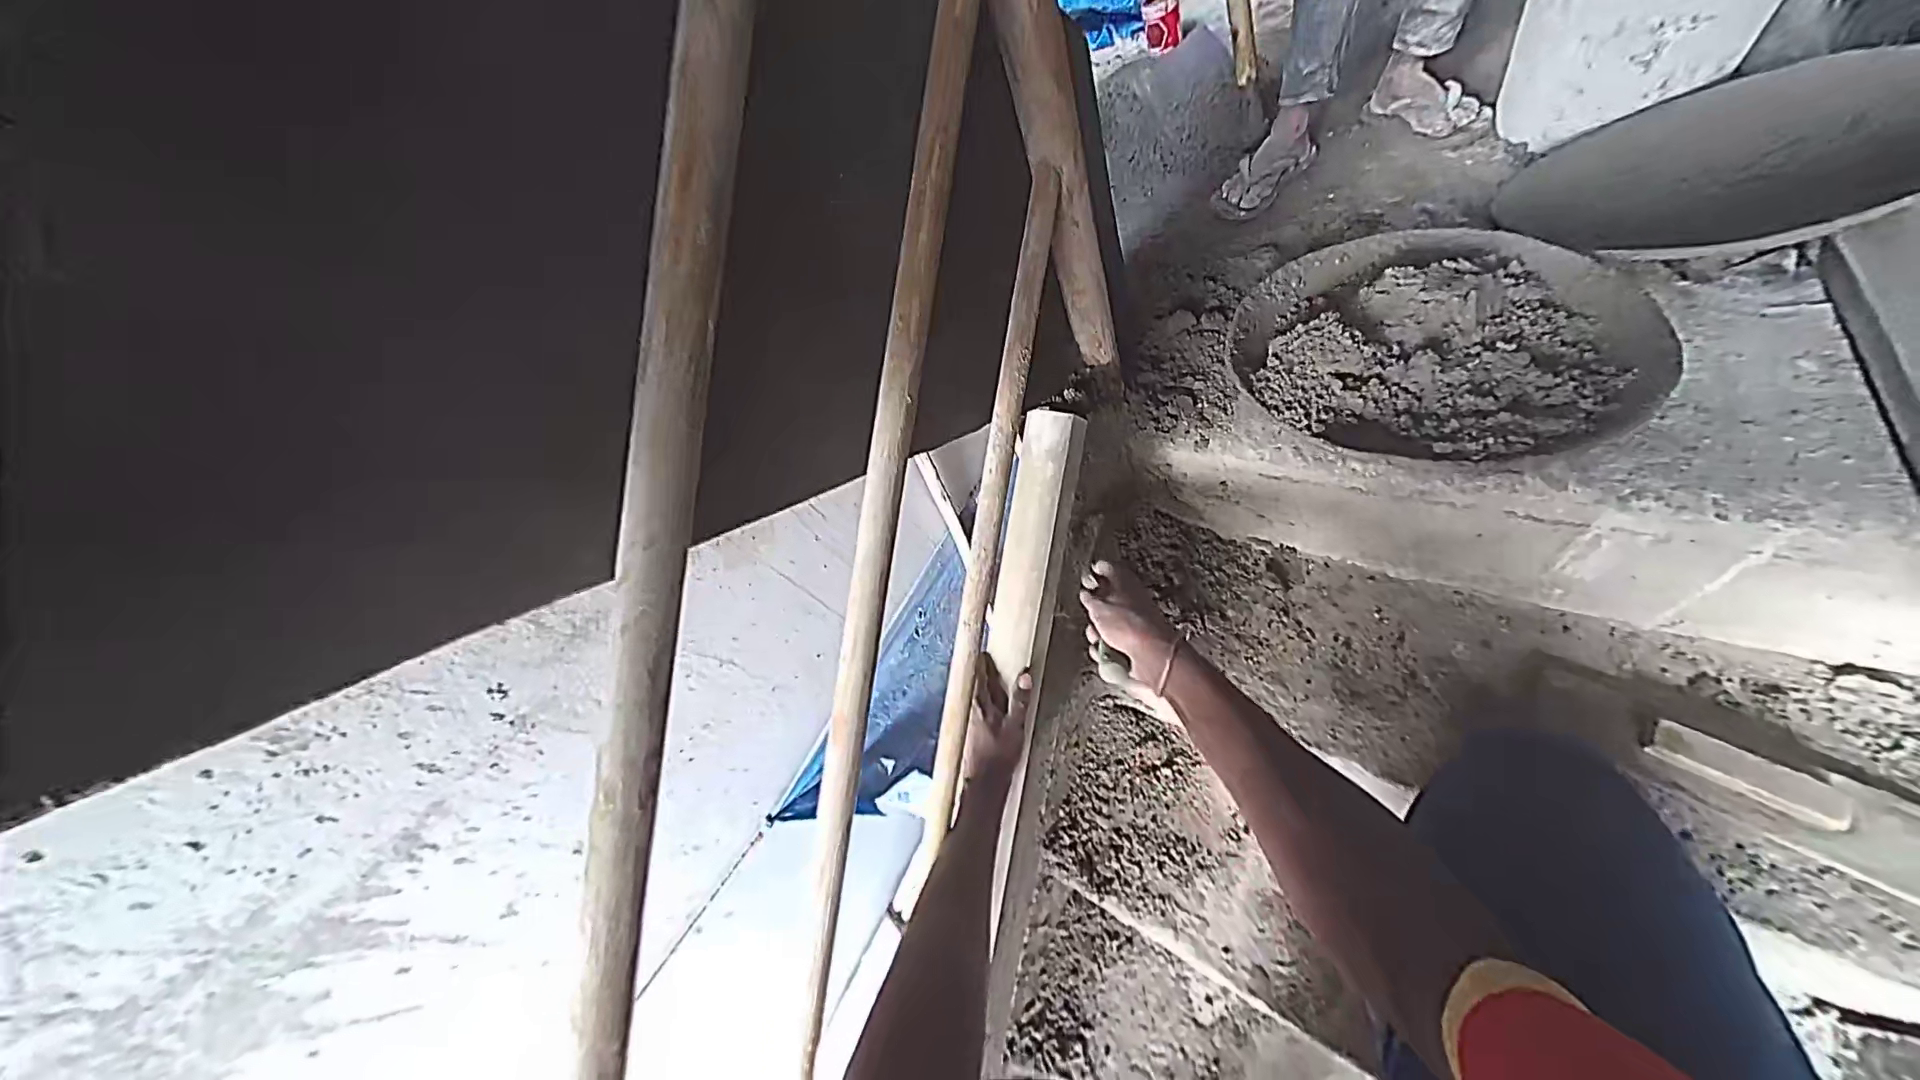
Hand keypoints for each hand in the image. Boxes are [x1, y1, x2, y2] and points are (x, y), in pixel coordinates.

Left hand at [965, 653, 1031, 785]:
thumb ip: (1020, 701)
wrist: (983, 783)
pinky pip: (975, 709)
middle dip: (981, 672)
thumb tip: (1025, 676)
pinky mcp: (969, 731)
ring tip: (988, 679)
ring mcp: (969, 720)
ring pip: (974, 696)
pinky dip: (981, 702)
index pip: (980, 675)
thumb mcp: (1016, 727)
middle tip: (987, 660)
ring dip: (980, 686)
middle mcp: (971, 709)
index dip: (982, 662)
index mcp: (981, 703)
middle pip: (975, 684)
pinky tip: (987, 707)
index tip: (986, 651)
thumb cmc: (999, 755)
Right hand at [1079, 559, 1179, 700]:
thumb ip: (1089, 599)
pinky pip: (1112, 644)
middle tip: (1090, 613)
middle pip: (1106, 599)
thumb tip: (1085, 595)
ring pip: (1106, 624)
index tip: (1090, 572)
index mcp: (1125, 583)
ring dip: (1097, 633)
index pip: (1109, 569)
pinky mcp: (1134, 644)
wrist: (1151, 653)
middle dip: (1093, 610)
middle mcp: (1132, 601)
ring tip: (1098, 638)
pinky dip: (1105, 650)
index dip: (1097, 571)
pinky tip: (1105, 652)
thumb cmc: (1128, 624)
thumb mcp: (1098, 606)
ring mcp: (1133, 623)